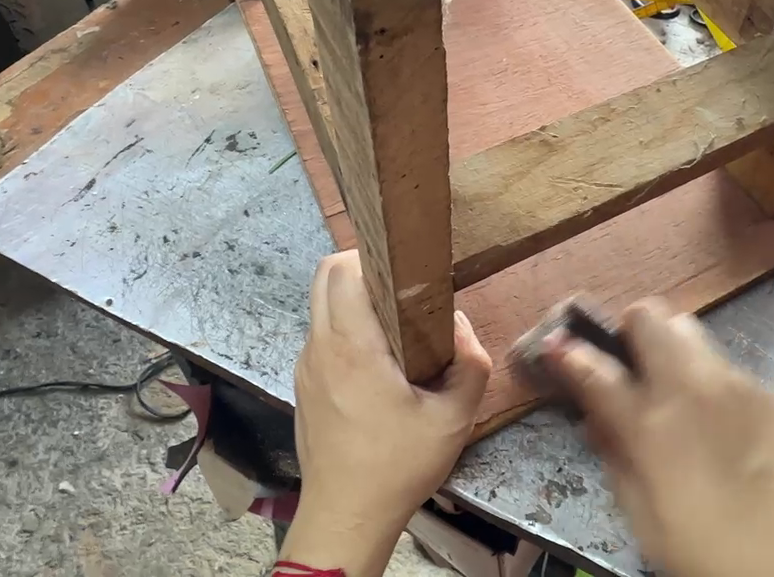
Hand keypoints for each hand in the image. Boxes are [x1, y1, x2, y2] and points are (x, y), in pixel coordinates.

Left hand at [282, 251, 490, 576]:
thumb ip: (470, 363)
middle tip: (402, 287)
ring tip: (394, 322)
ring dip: (352, 299)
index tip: (405, 268)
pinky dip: (344, 328)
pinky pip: (321, 335)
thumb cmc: (397, 465)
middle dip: (361, 267)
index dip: (371, 255)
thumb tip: (459, 324)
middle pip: (324, 277)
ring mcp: (305, 366)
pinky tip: (377, 360)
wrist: (345, 519)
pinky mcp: (303, 385)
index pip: (341, 270)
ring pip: (321, 305)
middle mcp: (319, 346)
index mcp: (350, 345)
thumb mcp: (453, 419)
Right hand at [544, 299, 773, 576]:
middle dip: (627, 331)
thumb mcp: (646, 524)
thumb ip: (616, 461)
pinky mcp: (763, 390)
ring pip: (685, 327)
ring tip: (670, 389)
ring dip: (667, 346)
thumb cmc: (713, 556)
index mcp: (651, 425)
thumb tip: (597, 422)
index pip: (594, 369)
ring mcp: (730, 381)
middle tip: (627, 367)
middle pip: (646, 315)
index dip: (567, 353)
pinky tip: (712, 419)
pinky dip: (702, 375)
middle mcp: (688, 386)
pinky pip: (718, 362)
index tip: (554, 347)